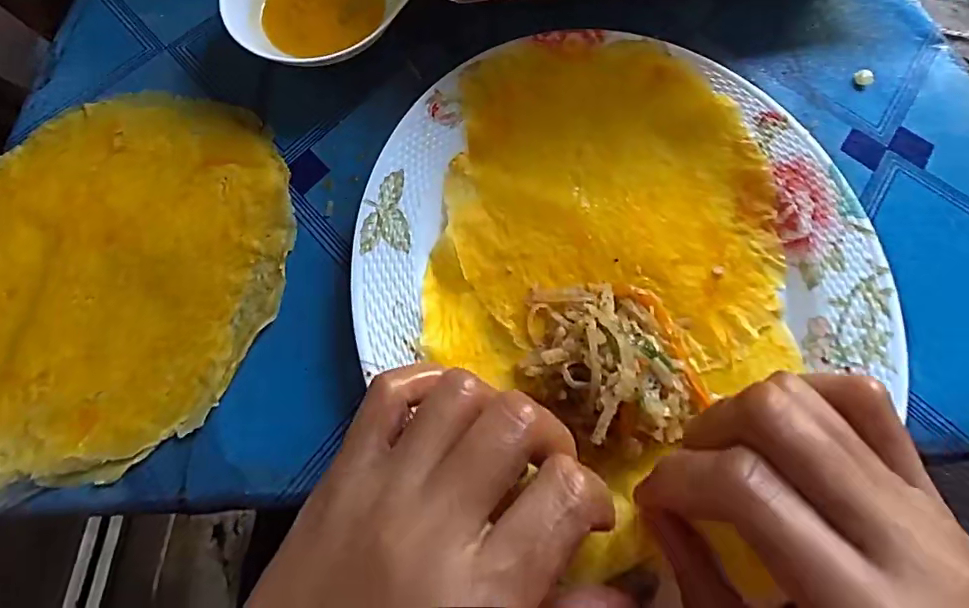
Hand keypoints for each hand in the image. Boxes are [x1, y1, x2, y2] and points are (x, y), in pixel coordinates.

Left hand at [248, 364, 615, 607]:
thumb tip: (626, 589)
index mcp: (484, 591)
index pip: (563, 494)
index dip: (590, 492)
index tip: (586, 508)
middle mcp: (437, 521)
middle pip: (514, 421)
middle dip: (547, 433)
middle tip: (545, 463)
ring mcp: (384, 485)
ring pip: (456, 392)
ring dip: (490, 403)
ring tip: (494, 435)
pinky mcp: (342, 470)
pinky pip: (387, 391)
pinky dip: (423, 381)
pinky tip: (442, 406)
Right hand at [635, 373, 968, 607]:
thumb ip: (705, 588)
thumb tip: (657, 508)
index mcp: (861, 602)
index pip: (747, 485)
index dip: (680, 478)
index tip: (652, 497)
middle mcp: (899, 534)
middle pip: (779, 416)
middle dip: (711, 429)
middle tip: (690, 468)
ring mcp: (924, 502)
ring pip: (814, 394)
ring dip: (748, 408)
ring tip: (727, 449)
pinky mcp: (934, 488)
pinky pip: (867, 401)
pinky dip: (811, 393)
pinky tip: (785, 429)